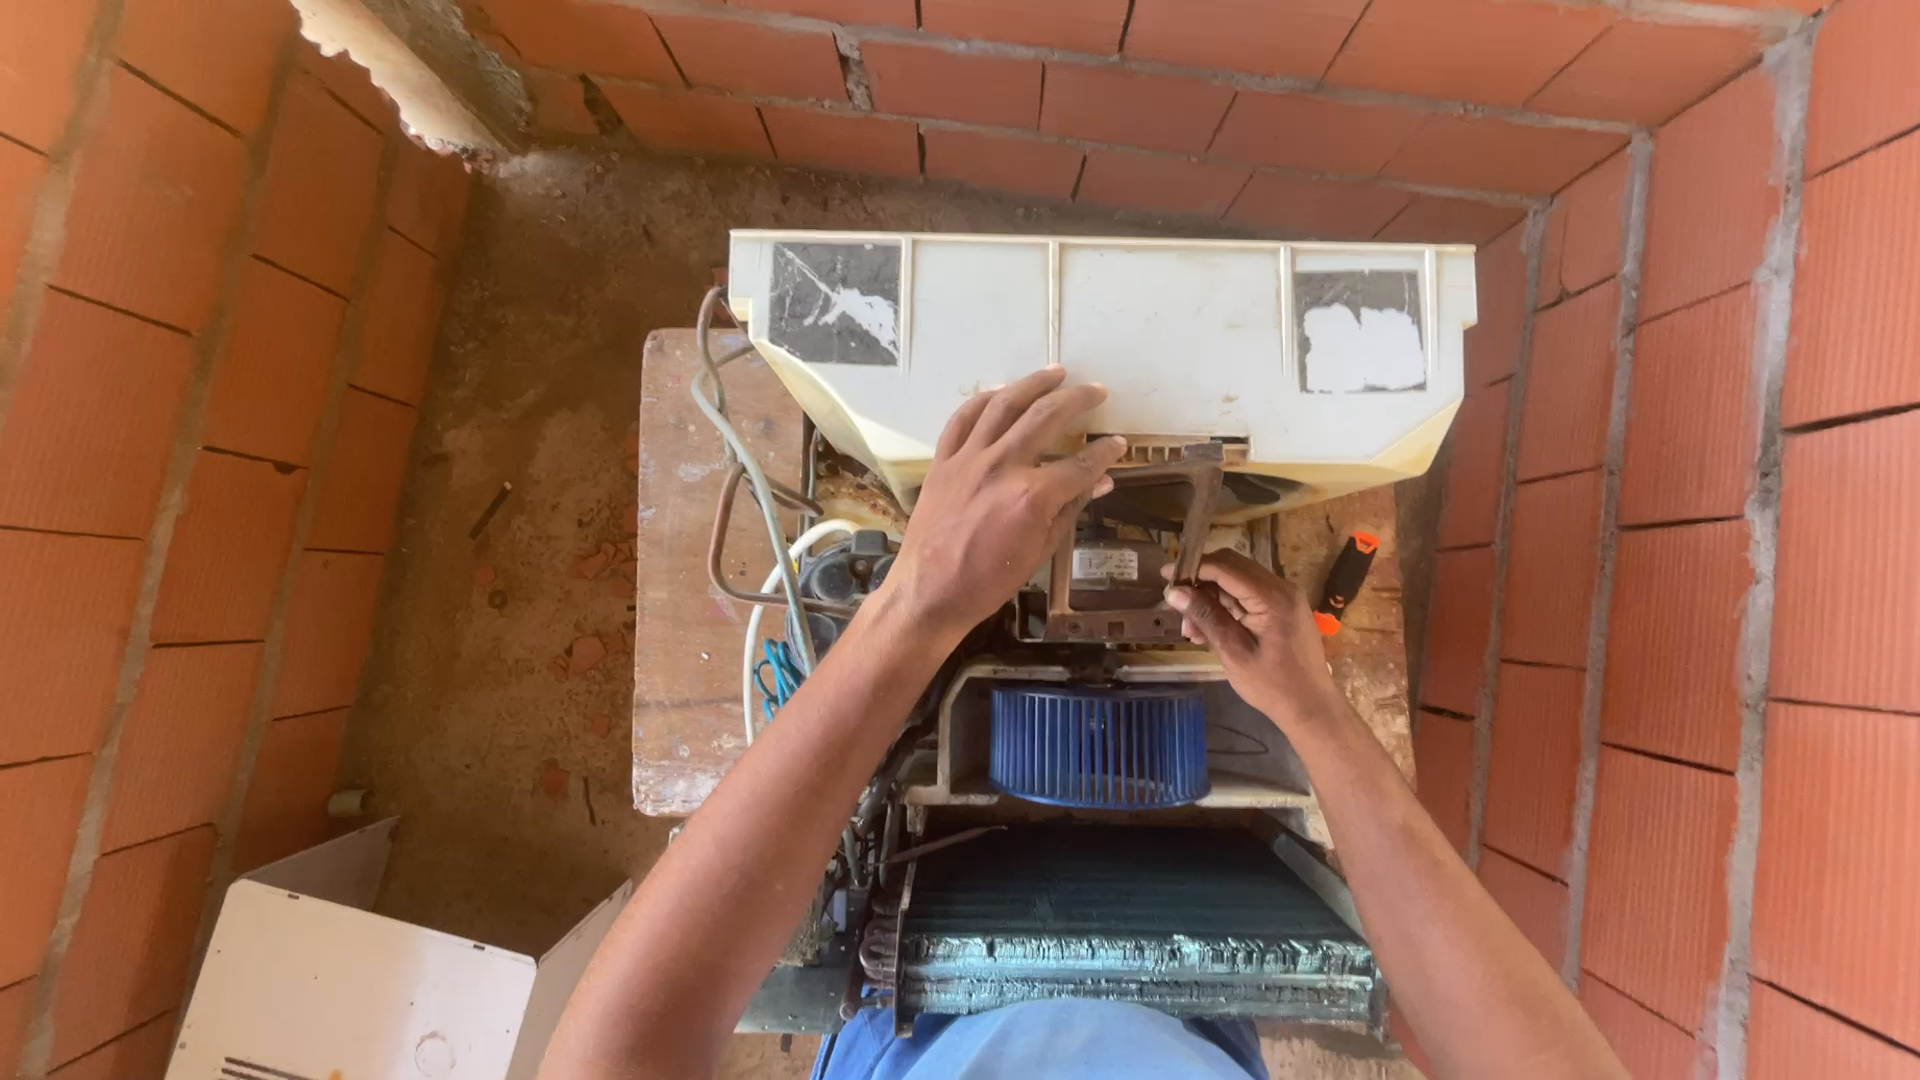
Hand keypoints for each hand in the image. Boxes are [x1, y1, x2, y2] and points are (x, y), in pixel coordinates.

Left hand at [881, 367, 1127, 641]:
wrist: (929, 592)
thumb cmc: (989, 582)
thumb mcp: (1040, 551)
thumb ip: (1070, 510)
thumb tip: (1101, 482)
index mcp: (1032, 495)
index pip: (1080, 464)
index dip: (1105, 452)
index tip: (1119, 443)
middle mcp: (1001, 466)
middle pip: (1046, 417)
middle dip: (1077, 400)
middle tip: (1097, 391)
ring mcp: (968, 459)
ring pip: (1004, 405)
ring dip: (1033, 384)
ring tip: (1056, 372)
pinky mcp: (942, 461)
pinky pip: (963, 419)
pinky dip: (983, 400)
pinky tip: (1001, 391)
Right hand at [1162, 550, 1350, 733]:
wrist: (1311, 708)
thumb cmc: (1272, 685)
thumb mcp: (1233, 651)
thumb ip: (1205, 616)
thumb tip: (1174, 592)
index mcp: (1272, 597)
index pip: (1225, 567)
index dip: (1193, 567)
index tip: (1165, 576)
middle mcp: (1281, 588)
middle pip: (1231, 568)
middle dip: (1200, 584)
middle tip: (1177, 607)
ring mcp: (1284, 598)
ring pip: (1236, 583)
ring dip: (1210, 598)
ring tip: (1192, 630)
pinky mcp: (1282, 609)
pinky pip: (1247, 596)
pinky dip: (1225, 607)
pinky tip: (1208, 631)